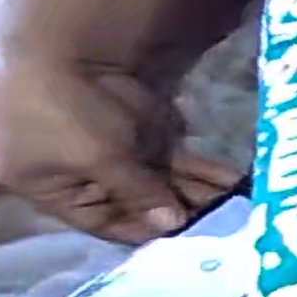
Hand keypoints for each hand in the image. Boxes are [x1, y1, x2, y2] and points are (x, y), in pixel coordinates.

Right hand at [0, 54, 234, 241]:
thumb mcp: (99, 160)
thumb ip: (139, 194)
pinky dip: (212, 176)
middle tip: (233, 223)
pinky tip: (241, 185)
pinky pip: (187, 167)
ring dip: (207, 196)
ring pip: (172, 187)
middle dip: (188, 214)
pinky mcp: (154, 142)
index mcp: (52, 189)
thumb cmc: (67, 115)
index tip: (191, 238)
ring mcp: (125, 159)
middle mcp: (89, 178)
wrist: (76, 58)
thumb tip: (170, 224)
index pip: (105, 224)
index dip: (147, 232)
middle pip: (146, 206)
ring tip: (244, 207)